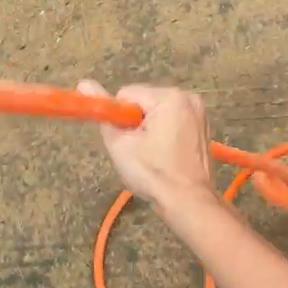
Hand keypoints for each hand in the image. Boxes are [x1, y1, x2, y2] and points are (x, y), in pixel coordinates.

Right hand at [76, 81, 215, 208]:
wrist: (189, 203)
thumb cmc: (153, 174)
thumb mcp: (120, 145)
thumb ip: (103, 113)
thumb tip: (83, 83)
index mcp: (170, 97)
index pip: (127, 95)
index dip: (119, 118)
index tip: (124, 140)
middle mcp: (189, 98)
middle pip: (144, 103)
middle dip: (135, 124)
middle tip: (138, 152)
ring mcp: (200, 114)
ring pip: (157, 114)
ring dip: (149, 130)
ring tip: (152, 157)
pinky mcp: (203, 129)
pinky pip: (172, 123)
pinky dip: (164, 136)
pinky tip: (165, 157)